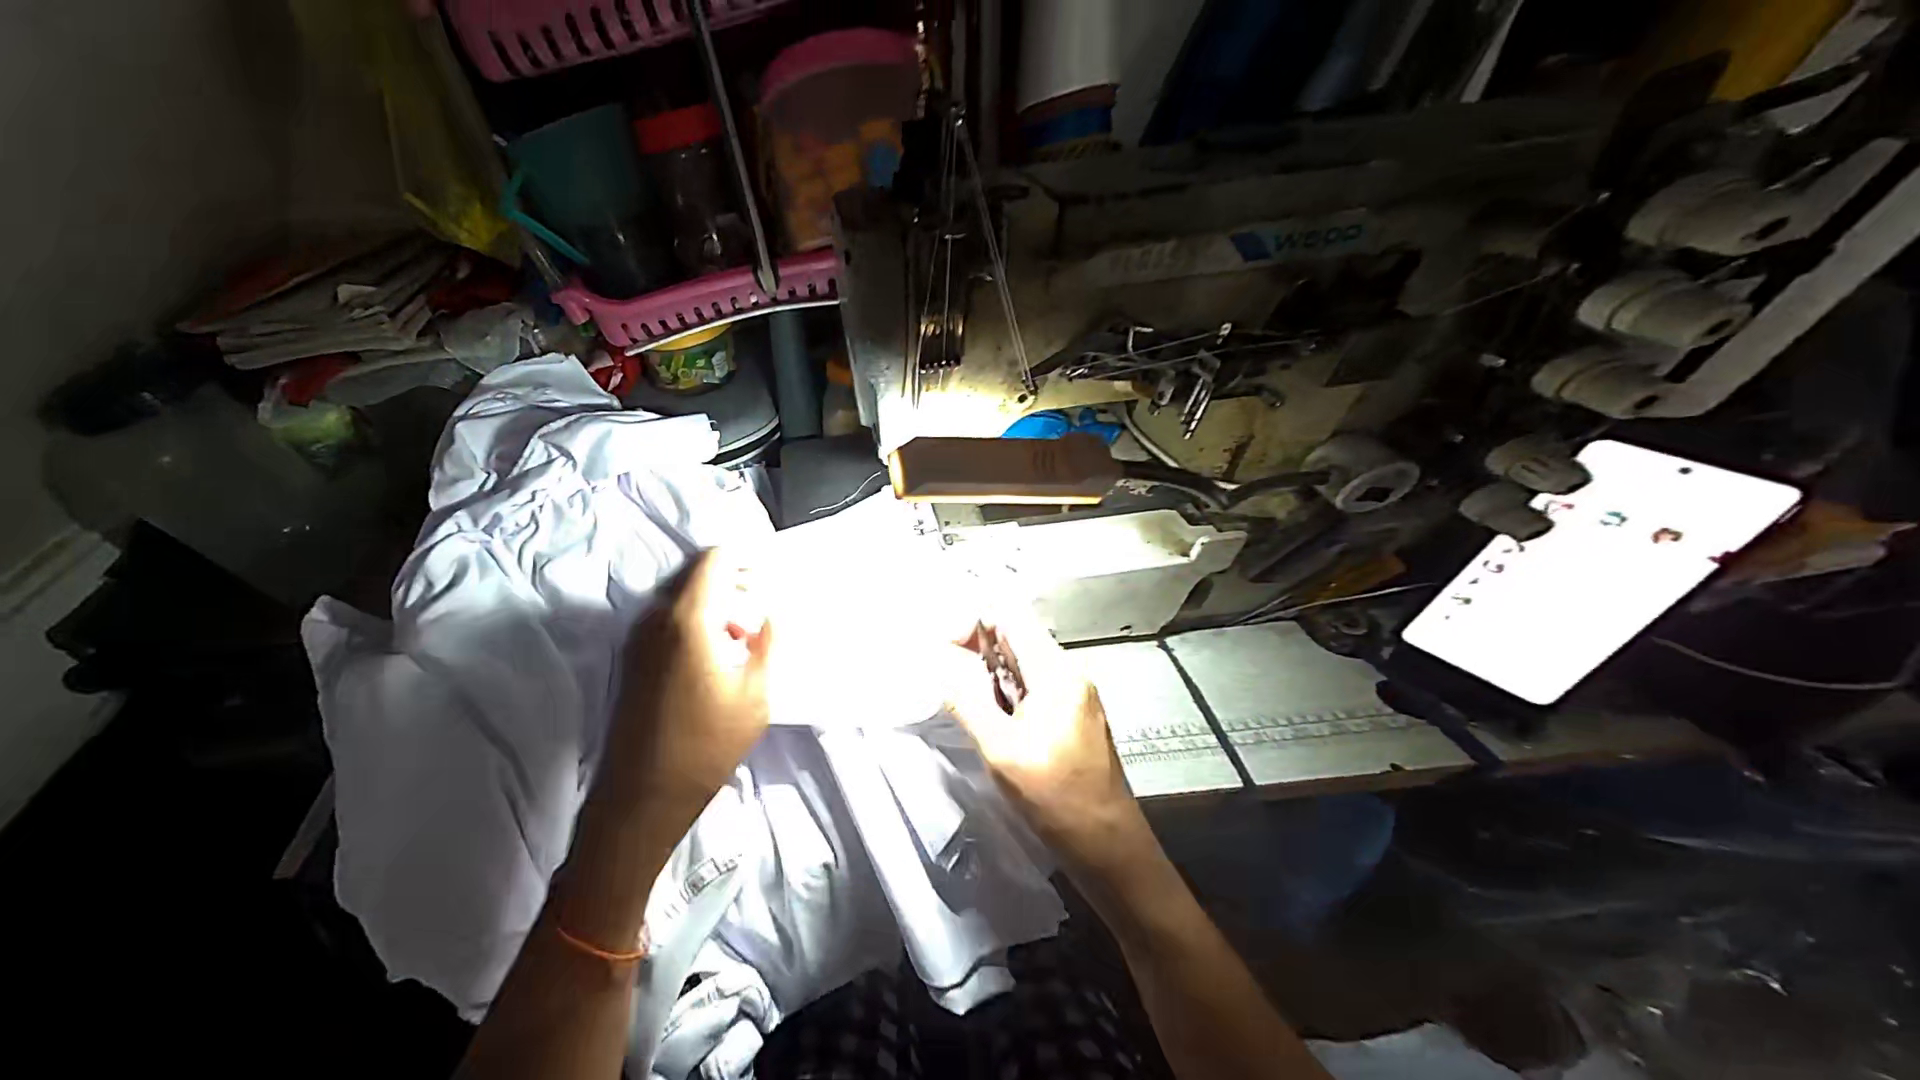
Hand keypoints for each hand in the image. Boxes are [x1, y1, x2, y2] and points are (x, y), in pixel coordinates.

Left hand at [609, 548, 772, 815]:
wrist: (643, 794)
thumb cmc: (707, 744)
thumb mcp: (756, 693)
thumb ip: (767, 642)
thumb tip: (769, 613)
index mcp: (687, 620)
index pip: (713, 560)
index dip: (744, 560)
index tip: (767, 578)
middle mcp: (654, 618)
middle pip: (694, 573)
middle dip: (731, 580)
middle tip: (760, 603)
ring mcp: (637, 637)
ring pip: (679, 595)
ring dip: (712, 602)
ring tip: (742, 633)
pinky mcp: (631, 657)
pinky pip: (666, 617)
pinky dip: (694, 619)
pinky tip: (717, 651)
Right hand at [942, 607, 1151, 876]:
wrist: (1108, 846)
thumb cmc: (1056, 798)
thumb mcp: (1002, 750)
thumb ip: (968, 700)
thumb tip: (941, 661)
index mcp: (1058, 672)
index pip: (1012, 616)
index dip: (974, 622)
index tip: (946, 651)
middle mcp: (1070, 673)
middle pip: (1018, 636)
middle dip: (978, 647)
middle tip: (946, 676)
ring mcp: (1075, 694)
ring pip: (1024, 663)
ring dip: (990, 671)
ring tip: (962, 695)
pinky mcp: (1072, 715)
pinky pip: (1034, 686)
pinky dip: (1006, 690)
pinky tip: (989, 714)